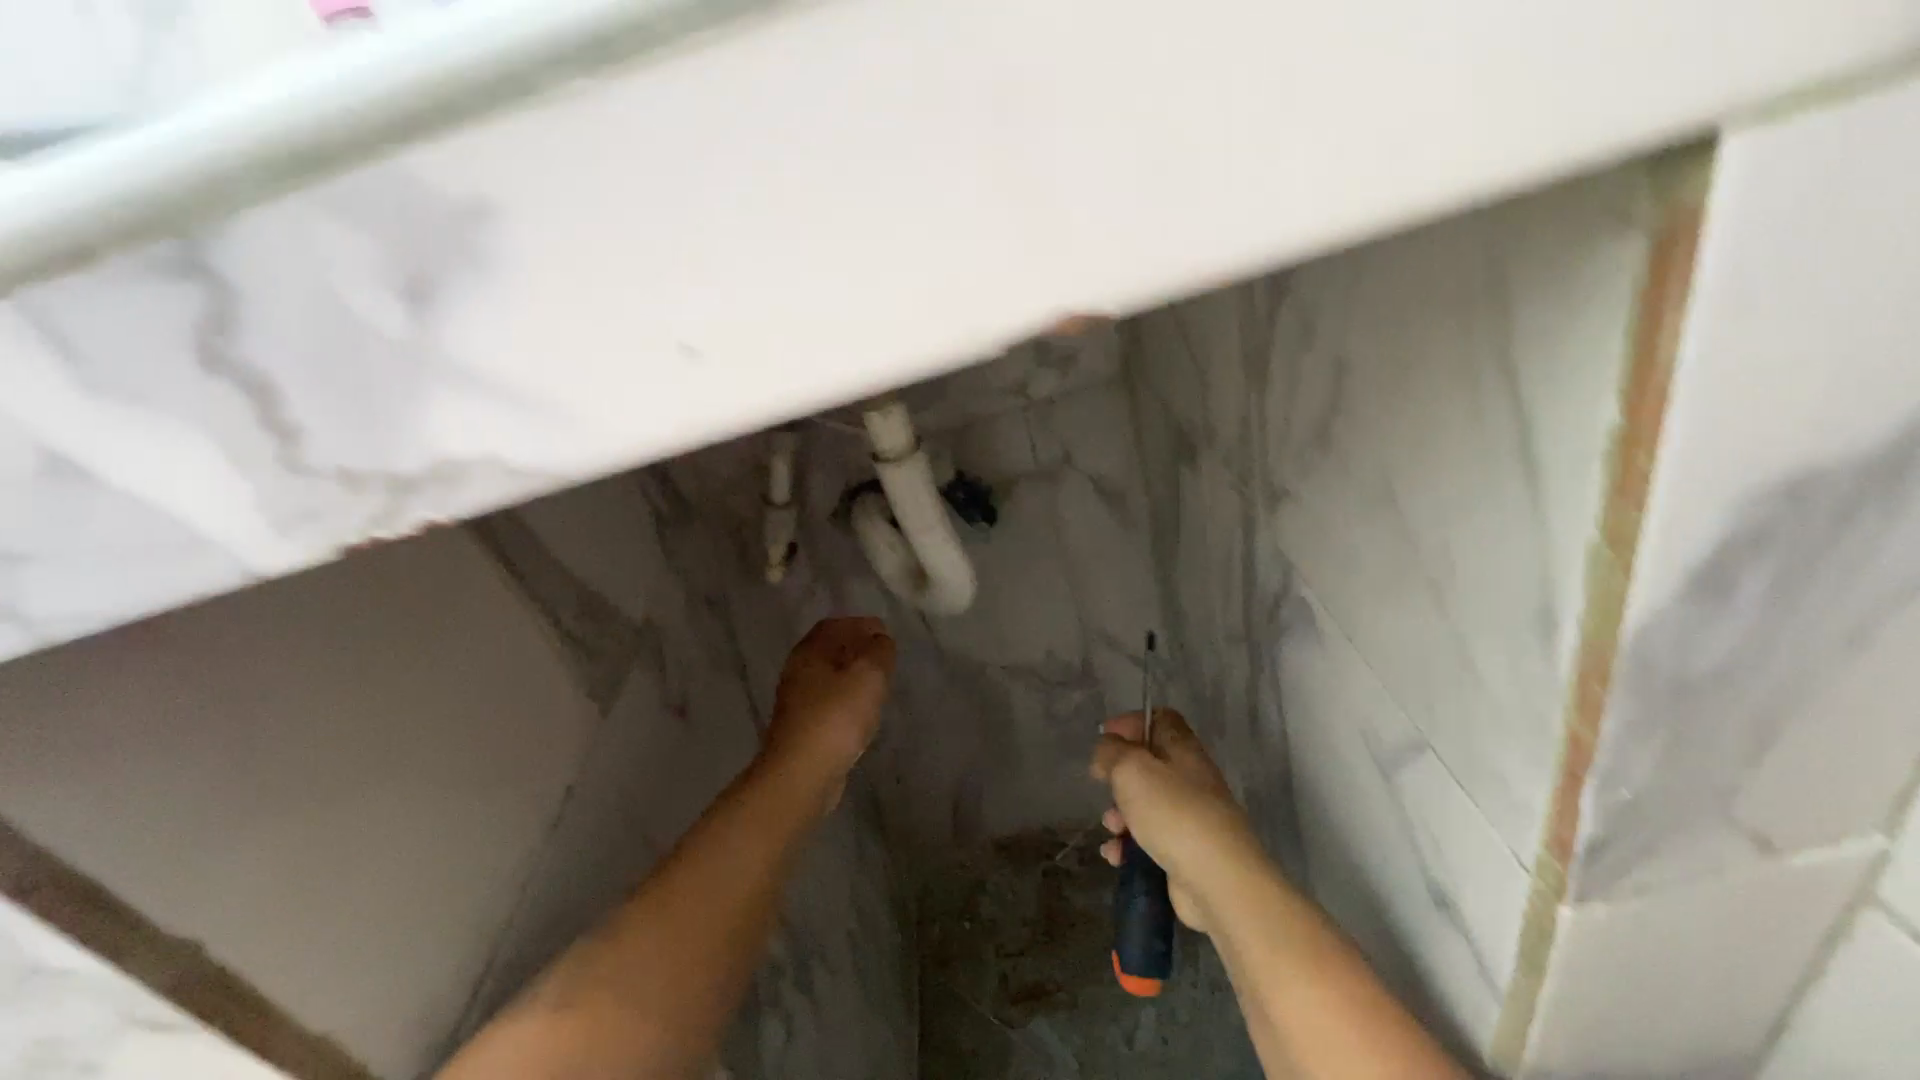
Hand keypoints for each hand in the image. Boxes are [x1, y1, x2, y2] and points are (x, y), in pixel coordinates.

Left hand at [764, 617, 896, 803]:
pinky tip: (862, 710)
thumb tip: (880, 640)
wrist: (802, 773)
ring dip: (851, 675)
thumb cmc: (836, 717)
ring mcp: (797, 703)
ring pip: (827, 678)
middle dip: (855, 648)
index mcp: (809, 652)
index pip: (833, 626)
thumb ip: (879, 652)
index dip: (859, 624)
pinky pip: (828, 703)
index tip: (884, 631)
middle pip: (828, 651)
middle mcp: (798, 672)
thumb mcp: (868, 676)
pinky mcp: (803, 729)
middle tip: (883, 656)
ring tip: (877, 682)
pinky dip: (846, 698)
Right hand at [1090, 709, 1261, 934]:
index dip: (1132, 722)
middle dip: (1119, 777)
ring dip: (1119, 815)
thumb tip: (1106, 749)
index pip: (1160, 719)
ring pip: (1144, 805)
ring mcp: (1189, 817)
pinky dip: (1128, 846)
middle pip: (1148, 765)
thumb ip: (1112, 752)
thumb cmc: (1173, 813)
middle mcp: (1189, 779)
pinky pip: (1147, 840)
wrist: (1217, 879)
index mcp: (1183, 750)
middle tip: (1104, 787)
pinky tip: (1117, 856)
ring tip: (1113, 829)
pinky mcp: (1184, 852)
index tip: (1105, 736)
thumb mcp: (1132, 769)